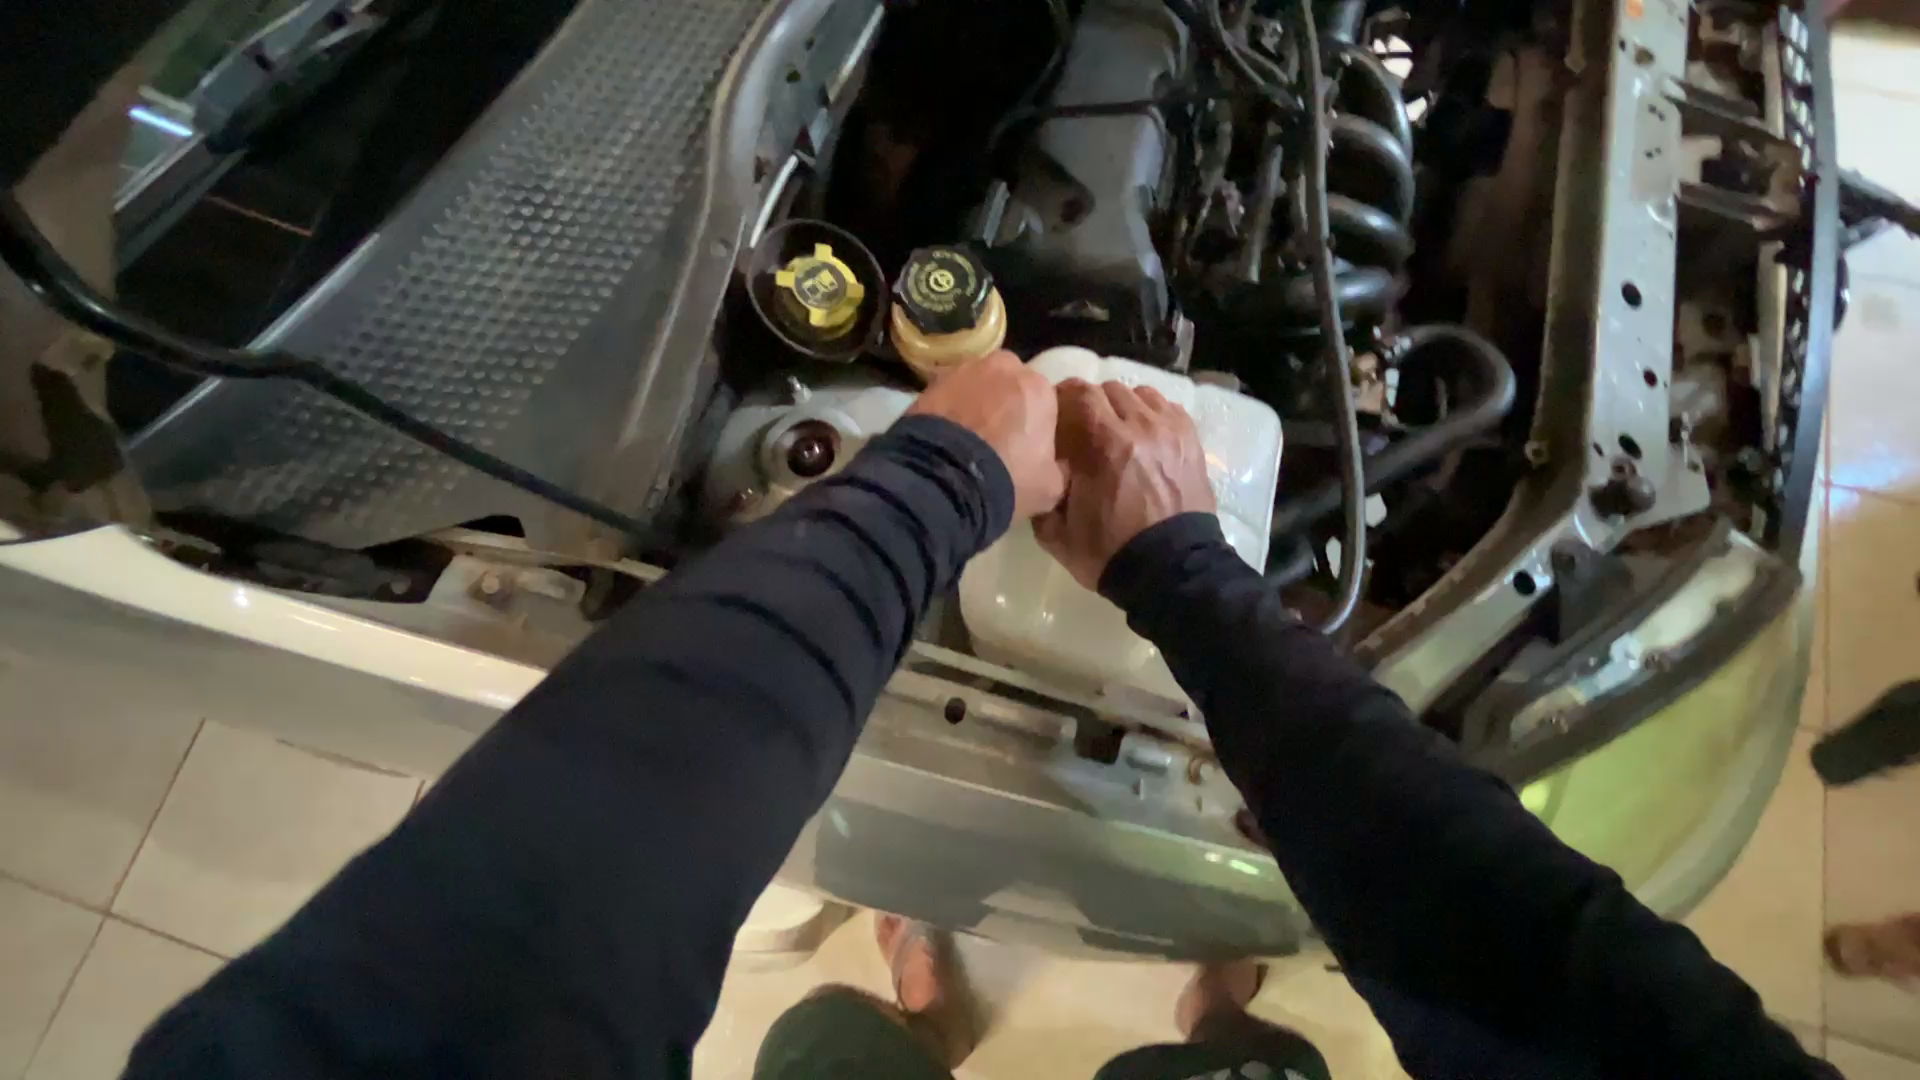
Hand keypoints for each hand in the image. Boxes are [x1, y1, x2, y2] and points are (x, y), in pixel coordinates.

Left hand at [907, 350, 1066, 519]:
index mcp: (1039, 388)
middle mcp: (1003, 368)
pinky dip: (949, 411)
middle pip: (1010, 384)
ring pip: (977, 386)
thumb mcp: (1050, 487)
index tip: (1027, 448)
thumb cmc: (1008, 479)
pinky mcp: (929, 384)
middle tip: (996, 440)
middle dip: (1006, 406)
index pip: (1045, 401)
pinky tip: (944, 439)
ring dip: (976, 405)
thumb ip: (1059, 468)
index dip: (1037, 425)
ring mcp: (963, 371)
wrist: (943, 481)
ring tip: (967, 440)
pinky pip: (949, 396)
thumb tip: (1057, 465)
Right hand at [1035, 379, 1215, 589]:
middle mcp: (1139, 426)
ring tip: (1117, 432)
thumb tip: (1041, 470)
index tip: (1055, 417)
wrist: (1169, 572)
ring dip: (1123, 408)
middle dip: (1092, 404)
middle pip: (1109, 390)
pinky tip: (1144, 437)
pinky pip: (1167, 408)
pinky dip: (1151, 415)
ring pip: (1140, 395)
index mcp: (1103, 443)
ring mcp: (1170, 431)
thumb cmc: (1109, 553)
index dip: (1062, 399)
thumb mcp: (1056, 532)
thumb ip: (1043, 493)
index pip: (1078, 392)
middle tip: (1084, 429)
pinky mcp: (1192, 441)